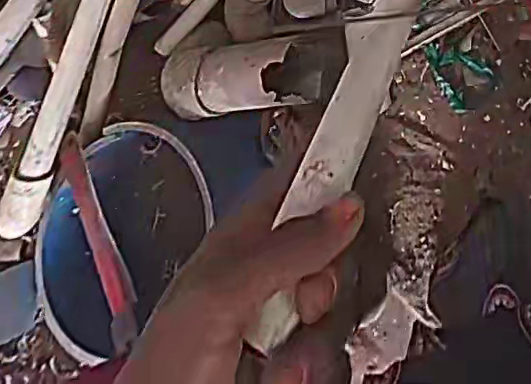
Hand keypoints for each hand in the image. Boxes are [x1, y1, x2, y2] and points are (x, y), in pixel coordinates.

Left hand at [118, 163, 363, 383]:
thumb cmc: (168, 361)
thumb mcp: (224, 290)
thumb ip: (288, 246)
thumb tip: (348, 205)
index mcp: (248, 232)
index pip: (299, 178)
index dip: (331, 167)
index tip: (362, 168)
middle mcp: (271, 269)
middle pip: (335, 247)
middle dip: (328, 280)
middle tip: (304, 302)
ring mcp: (283, 317)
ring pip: (338, 304)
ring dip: (316, 339)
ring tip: (281, 360)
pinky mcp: (295, 361)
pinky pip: (333, 352)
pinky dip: (312, 369)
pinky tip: (280, 377)